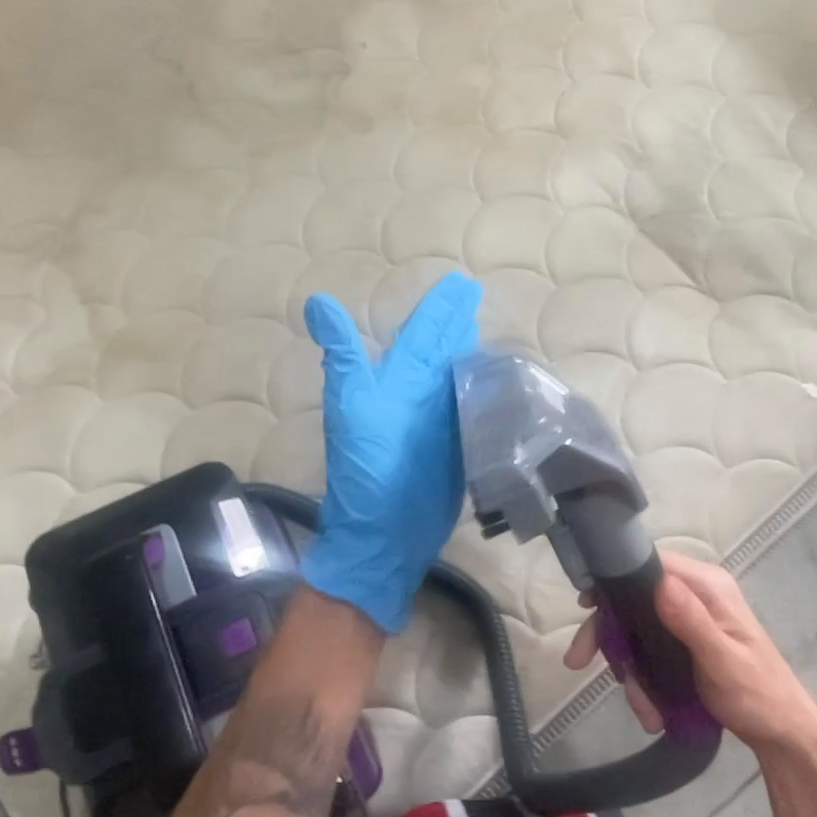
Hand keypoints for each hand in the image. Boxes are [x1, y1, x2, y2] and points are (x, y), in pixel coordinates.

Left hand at [299, 272, 482, 633]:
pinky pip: (476, 410)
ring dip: (472, 352)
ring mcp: (440, 422)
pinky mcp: (459, 447)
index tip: (459, 284)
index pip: (422, 333)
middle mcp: (419, 394)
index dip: (440, 309)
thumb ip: (343, 355)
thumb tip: (318, 300)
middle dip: (457, 323)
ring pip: (459, 376)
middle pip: (443, 350)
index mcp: (396, 379)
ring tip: (484, 326)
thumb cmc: (365, 468)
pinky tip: (499, 379)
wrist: (384, 532)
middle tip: (474, 293)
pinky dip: (487, 392)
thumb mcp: (350, 404)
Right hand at [565, 551, 816, 753]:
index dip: (613, 583)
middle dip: (610, 636)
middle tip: (578, 660)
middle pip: (634, 599)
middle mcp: (695, 593)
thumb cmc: (759, 696)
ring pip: (637, 629)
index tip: (587, 608)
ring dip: (629, 668)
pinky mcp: (685, 641)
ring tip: (641, 708)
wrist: (785, 736)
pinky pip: (648, 649)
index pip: (648, 565)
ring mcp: (689, 618)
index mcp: (707, 586)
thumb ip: (692, 622)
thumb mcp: (723, 661)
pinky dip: (643, 677)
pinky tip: (650, 709)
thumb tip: (660, 583)